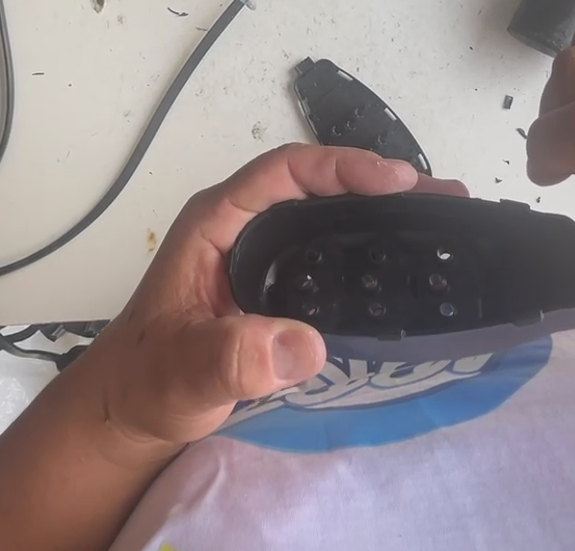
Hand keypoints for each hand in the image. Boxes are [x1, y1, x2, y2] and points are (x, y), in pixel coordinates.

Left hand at [77, 144, 467, 453]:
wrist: (132, 408)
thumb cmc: (147, 380)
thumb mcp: (183, 370)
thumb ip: (231, 357)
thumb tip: (305, 344)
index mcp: (216, 220)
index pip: (283, 172)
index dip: (339, 167)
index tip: (394, 180)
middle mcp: (242, 225)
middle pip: (316, 184)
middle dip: (378, 183)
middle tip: (441, 195)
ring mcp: (259, 252)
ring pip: (325, 214)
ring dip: (379, 212)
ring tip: (438, 218)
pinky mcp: (274, 282)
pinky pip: (327, 250)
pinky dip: (367, 247)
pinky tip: (401, 262)